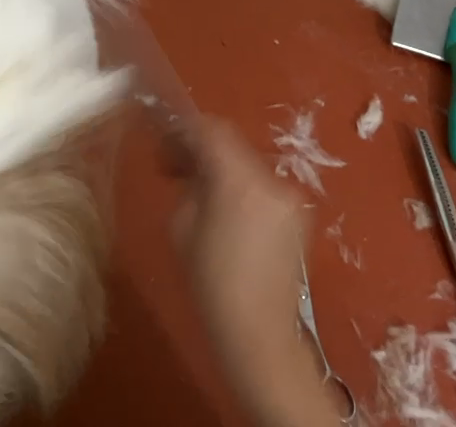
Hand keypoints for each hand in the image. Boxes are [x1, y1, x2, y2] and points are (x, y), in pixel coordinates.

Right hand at [166, 119, 338, 426]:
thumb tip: (188, 163)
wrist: (259, 331)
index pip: (210, 129)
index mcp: (239, 180)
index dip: (182, 124)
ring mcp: (289, 199)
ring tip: (191, 186)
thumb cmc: (211, 279)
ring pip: (244, 164)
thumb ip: (189, 182)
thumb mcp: (183, 222)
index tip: (158, 130)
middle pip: (229, 143)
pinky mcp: (296, 217)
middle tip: (169, 161)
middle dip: (197, 145)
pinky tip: (218, 207)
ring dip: (217, 165)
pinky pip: (259, 185)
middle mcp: (271, 181)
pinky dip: (236, 184)